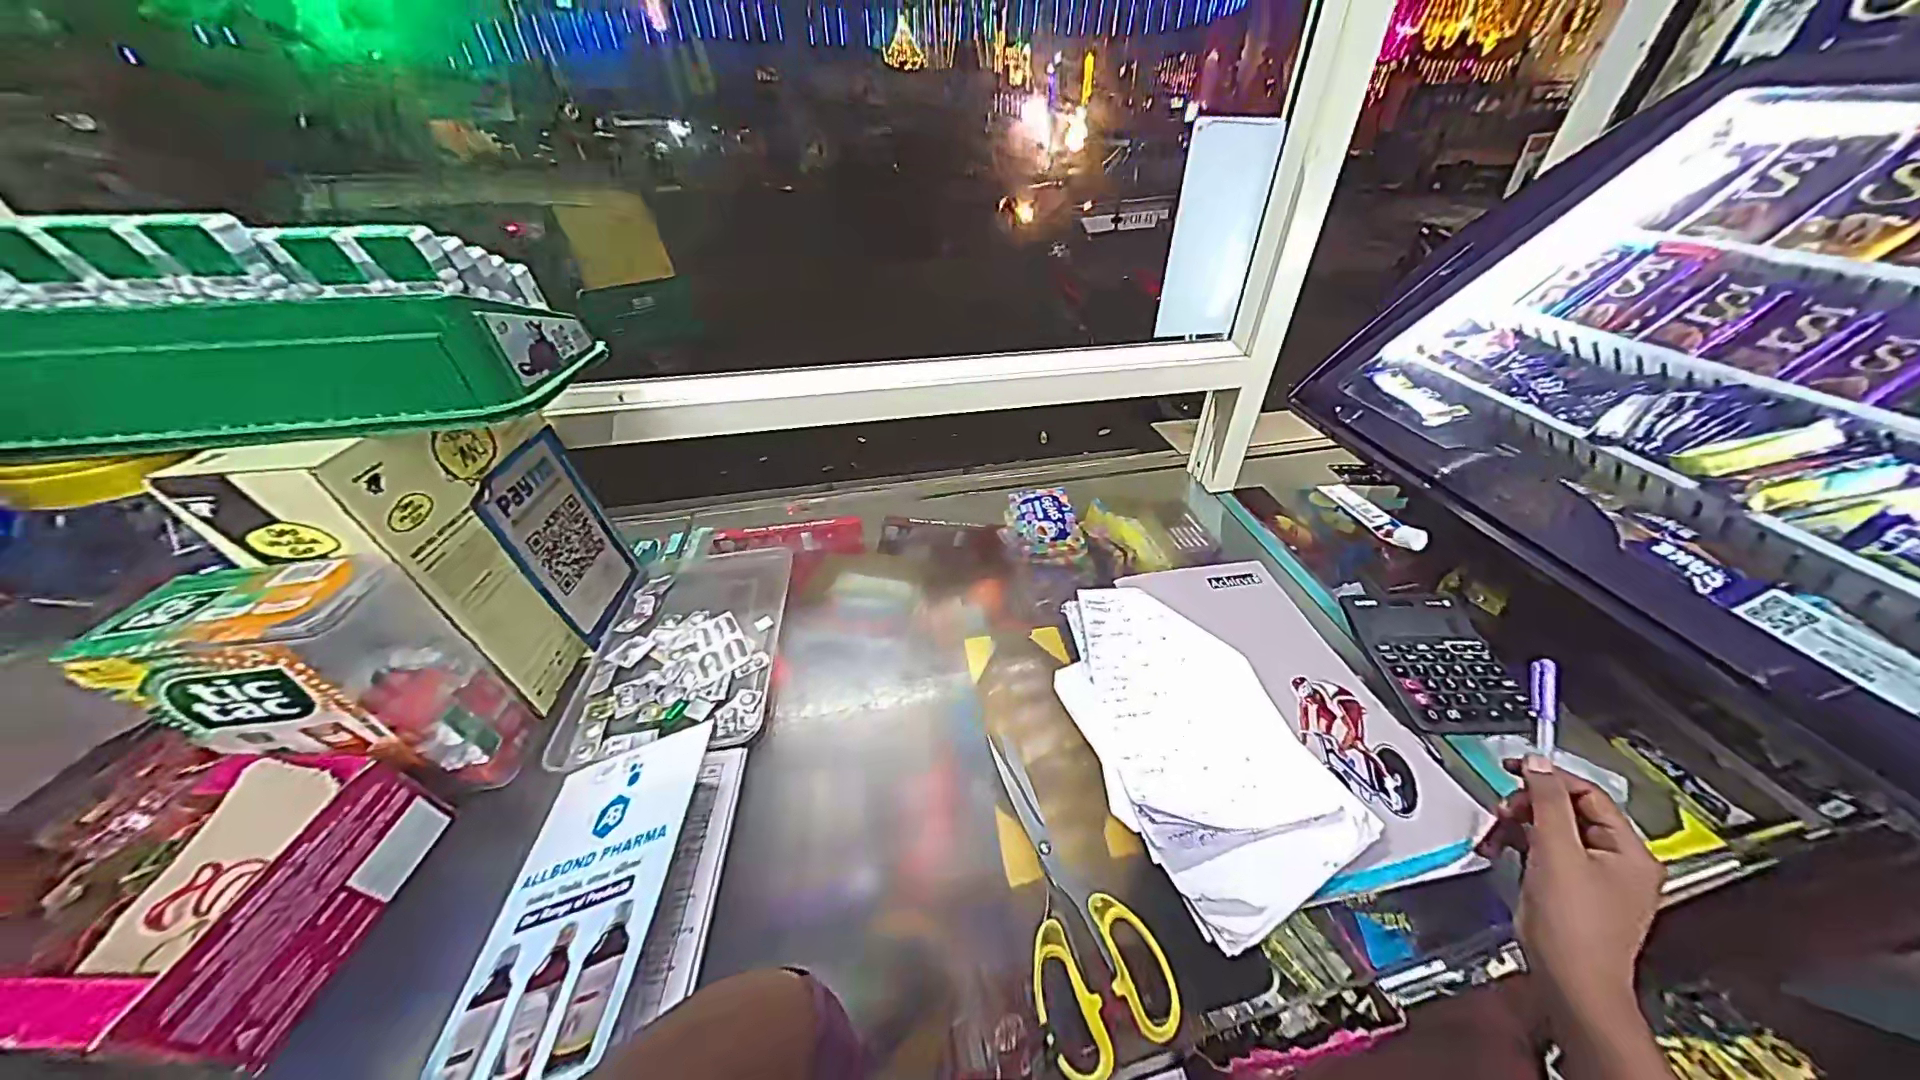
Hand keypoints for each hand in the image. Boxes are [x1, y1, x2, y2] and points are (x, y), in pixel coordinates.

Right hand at [1476, 755, 1663, 1016]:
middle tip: (1505, 810)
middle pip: (1566, 810)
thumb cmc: (1574, 925)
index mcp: (1629, 852)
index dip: (1549, 777)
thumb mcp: (1556, 850)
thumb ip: (1547, 802)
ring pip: (1550, 829)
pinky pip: (1542, 849)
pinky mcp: (1569, 886)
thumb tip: (1539, 765)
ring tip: (1498, 834)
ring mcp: (1593, 875)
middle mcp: (1617, 861)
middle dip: (1528, 806)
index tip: (1516, 767)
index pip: (1588, 794)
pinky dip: (1518, 845)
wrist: (1570, 978)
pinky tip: (1502, 850)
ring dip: (1517, 825)